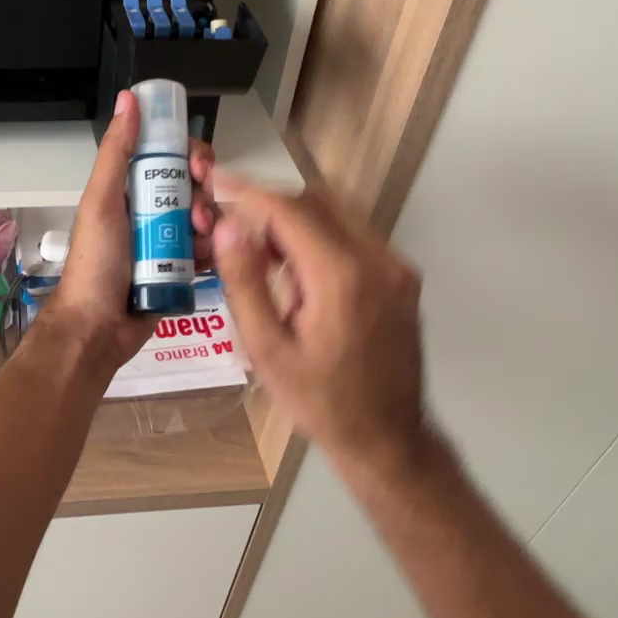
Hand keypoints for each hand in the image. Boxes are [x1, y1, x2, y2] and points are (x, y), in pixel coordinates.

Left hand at [40, 90, 216, 371]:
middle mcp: (150, 212)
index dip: (190, 156)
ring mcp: (167, 243)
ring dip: (210, 223)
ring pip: (206, 218)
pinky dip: (212, 252)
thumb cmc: (96, 263)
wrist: (97, 328)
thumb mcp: (102, 202)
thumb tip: (130, 99)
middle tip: (198, 212)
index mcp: (130, 191)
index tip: (199, 166)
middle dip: (205, 193)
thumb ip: (117, 152)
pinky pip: (209, 252)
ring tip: (199, 240)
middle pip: (195, 187)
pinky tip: (206, 260)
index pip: (170, 158)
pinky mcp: (181, 272)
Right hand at [212, 171, 431, 470]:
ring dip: (296, 218)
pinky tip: (298, 272)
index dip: (247, 192)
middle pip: (317, 200)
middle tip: (234, 225)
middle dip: (271, 203)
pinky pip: (355, 235)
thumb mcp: (268, 350)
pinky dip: (321, 236)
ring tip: (262, 252)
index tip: (215, 180)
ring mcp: (396, 267)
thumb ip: (245, 283)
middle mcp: (377, 260)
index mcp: (341, 277)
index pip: (288, 210)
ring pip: (339, 213)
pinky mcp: (402, 278)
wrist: (387, 437)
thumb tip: (226, 227)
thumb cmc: (320, 402)